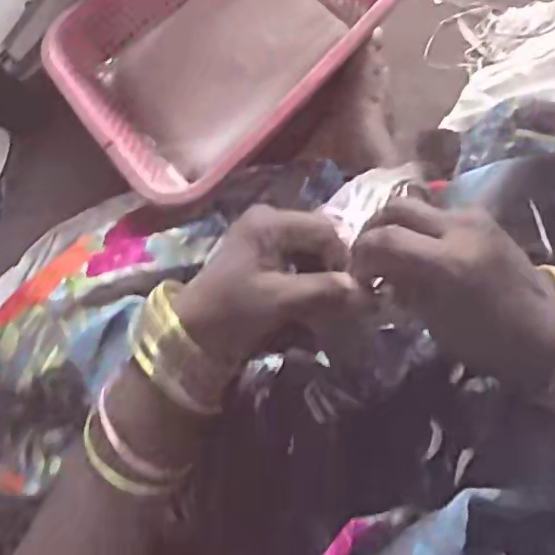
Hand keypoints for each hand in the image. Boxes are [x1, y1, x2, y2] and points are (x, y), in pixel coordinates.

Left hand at [170, 205, 365, 363]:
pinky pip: (297, 262)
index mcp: (270, 220)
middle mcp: (268, 219)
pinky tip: (309, 307)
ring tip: (325, 308)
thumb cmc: (232, 311)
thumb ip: (323, 290)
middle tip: (340, 302)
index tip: (350, 292)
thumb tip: (363, 290)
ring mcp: (264, 236)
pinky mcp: (261, 255)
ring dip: (321, 279)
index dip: (343, 259)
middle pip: (318, 238)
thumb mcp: (279, 300)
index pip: (325, 229)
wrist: (191, 335)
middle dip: (332, 270)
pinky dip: (307, 283)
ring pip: (310, 251)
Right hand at [351, 197, 554, 390]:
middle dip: (372, 228)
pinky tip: (419, 245)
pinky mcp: (481, 214)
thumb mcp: (436, 323)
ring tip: (389, 246)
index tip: (357, 272)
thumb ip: (403, 287)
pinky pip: (437, 210)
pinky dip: (419, 224)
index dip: (361, 253)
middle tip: (366, 252)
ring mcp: (471, 217)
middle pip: (395, 208)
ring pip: (415, 203)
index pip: (385, 239)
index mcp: (447, 264)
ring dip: (394, 222)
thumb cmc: (490, 341)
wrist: (549, 329)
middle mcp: (458, 229)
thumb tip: (376, 271)